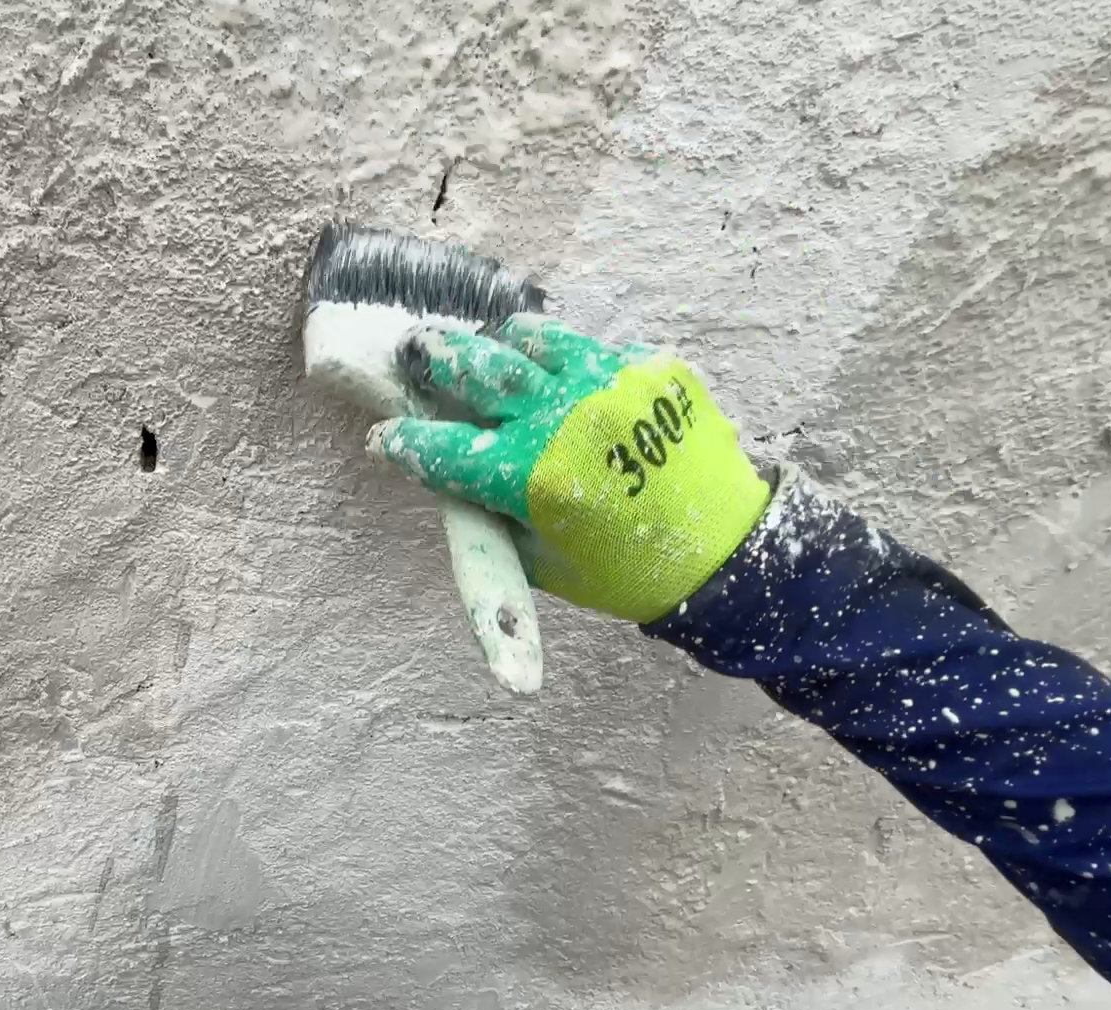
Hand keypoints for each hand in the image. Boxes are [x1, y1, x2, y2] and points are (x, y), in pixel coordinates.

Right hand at [366, 314, 769, 623]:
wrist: (725, 555)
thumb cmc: (618, 569)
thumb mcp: (533, 558)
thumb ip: (487, 507)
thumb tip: (451, 467)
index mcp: (534, 477)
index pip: (441, 448)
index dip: (403, 441)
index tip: (385, 436)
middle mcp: (568, 420)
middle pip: (479, 366)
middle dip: (436, 355)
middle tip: (416, 349)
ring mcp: (613, 385)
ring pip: (534, 338)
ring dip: (502, 345)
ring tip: (494, 349)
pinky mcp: (653, 370)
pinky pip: (590, 350)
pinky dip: (564, 363)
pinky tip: (566, 384)